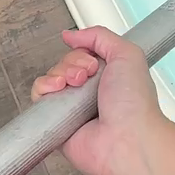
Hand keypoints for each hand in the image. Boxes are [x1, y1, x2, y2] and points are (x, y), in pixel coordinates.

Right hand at [31, 26, 170, 174]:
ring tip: (74, 85)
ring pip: (51, 79)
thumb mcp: (127, 54)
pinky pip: (39, 99)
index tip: (95, 62)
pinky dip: (44, 89)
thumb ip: (100, 36)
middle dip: (72, 64)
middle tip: (86, 76)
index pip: (83, 54)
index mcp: (108, 77)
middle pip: (65, 64)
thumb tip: (71, 35)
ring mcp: (73, 108)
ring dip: (59, 74)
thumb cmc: (134, 104)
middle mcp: (90, 93)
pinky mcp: (57, 123)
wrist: (127, 140)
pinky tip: (57, 90)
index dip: (84, 53)